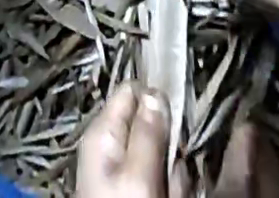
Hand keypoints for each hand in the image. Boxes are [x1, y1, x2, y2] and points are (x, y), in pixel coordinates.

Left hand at [77, 82, 187, 197]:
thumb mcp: (136, 176)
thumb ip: (147, 133)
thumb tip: (156, 90)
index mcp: (103, 130)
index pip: (131, 90)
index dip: (156, 100)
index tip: (174, 123)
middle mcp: (111, 144)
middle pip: (152, 125)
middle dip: (169, 148)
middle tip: (168, 173)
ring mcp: (121, 168)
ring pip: (162, 155)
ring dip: (171, 175)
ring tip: (166, 194)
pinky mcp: (131, 188)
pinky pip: (160, 179)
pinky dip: (167, 190)